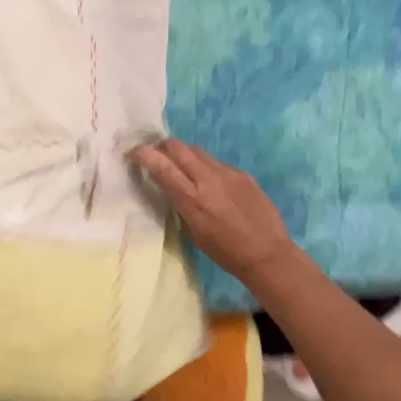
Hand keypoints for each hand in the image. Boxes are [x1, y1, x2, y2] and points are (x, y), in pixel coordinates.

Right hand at [130, 139, 301, 285]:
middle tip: (156, 154)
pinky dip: (206, 167)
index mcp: (192, 200)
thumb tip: (170, 188)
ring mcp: (228, 173)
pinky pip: (217, 163)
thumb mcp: (193, 232)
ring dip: (184, 154)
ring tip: (182, 167)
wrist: (267, 253)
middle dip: (162, 147)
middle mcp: (208, 180)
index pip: (162, 166)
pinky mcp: (243, 174)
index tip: (134, 153)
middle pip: (178, 147)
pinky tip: (211, 184)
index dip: (144, 154)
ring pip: (198, 151)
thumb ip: (180, 205)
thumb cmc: (225, 252)